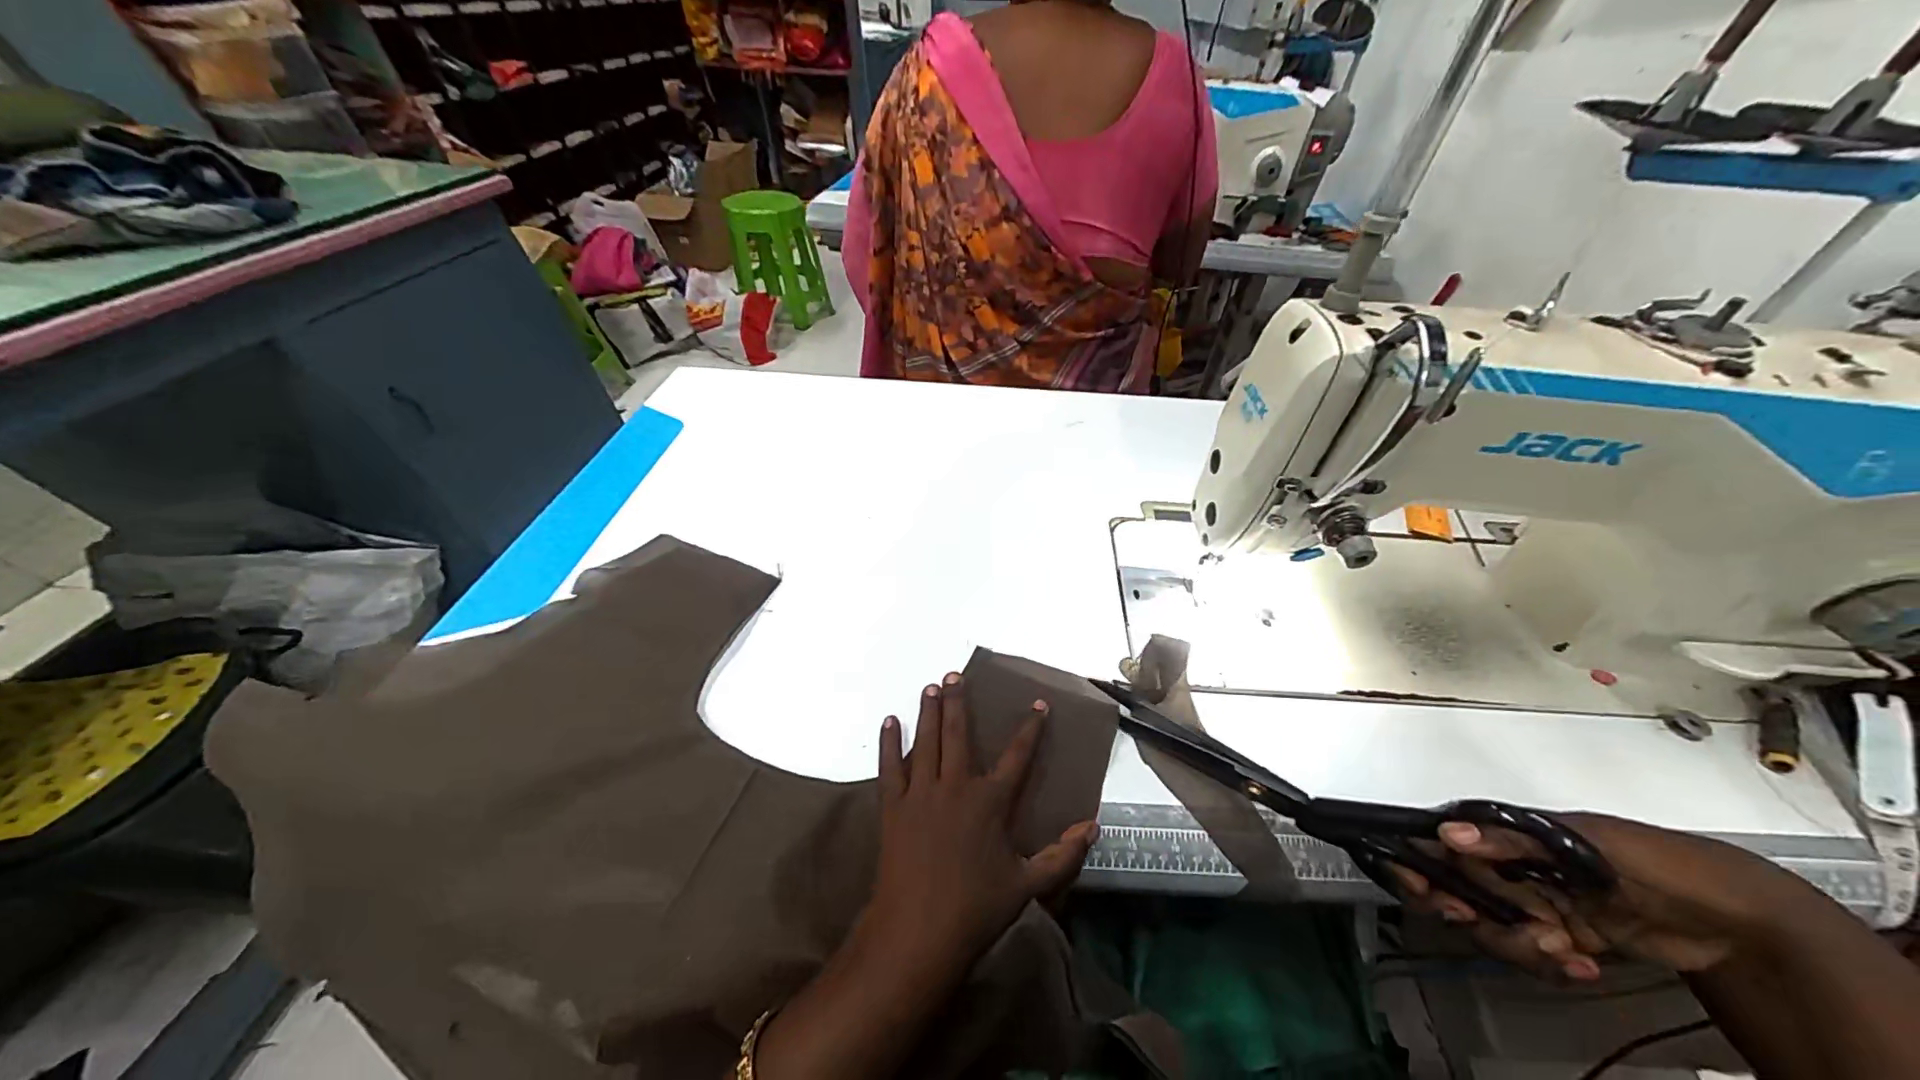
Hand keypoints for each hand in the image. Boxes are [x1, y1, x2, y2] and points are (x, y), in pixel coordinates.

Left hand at [862, 673, 1099, 976]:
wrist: (918, 931)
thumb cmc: (976, 908)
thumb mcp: (1028, 885)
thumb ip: (1062, 855)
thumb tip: (1092, 827)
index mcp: (991, 802)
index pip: (1017, 756)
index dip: (1030, 728)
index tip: (1038, 704)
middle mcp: (956, 787)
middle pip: (958, 734)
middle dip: (958, 702)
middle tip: (954, 675)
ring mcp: (921, 794)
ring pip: (925, 742)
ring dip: (928, 712)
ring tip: (929, 687)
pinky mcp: (893, 807)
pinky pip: (890, 767)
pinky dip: (890, 743)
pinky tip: (890, 722)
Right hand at [1397, 812, 1824, 980]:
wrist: (1737, 919)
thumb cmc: (1658, 860)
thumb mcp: (1583, 841)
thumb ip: (1511, 839)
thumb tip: (1449, 834)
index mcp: (1510, 833)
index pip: (1444, 842)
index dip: (1419, 859)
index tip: (1410, 878)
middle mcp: (1513, 867)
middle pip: (1457, 888)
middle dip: (1461, 908)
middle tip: (1469, 916)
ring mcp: (1537, 904)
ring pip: (1492, 928)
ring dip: (1516, 942)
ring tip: (1557, 945)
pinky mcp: (1562, 937)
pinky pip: (1533, 956)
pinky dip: (1552, 965)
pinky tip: (1581, 964)